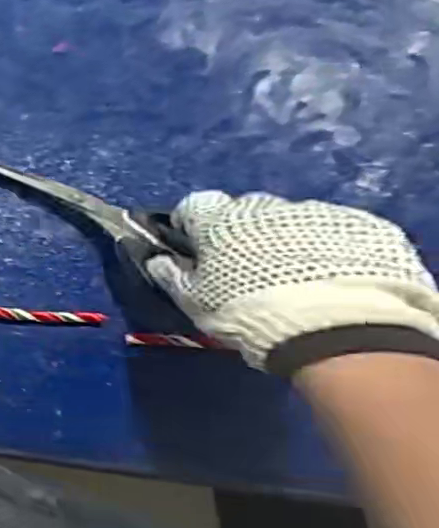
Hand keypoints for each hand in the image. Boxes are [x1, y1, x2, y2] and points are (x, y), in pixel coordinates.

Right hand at [147, 191, 438, 373]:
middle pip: (247, 207)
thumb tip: (158, 260)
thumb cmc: (243, 308)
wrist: (333, 324)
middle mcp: (268, 209)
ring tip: (290, 268)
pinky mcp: (368, 228)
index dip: (191, 222)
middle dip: (241, 227)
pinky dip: (325, 244)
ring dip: (284, 235)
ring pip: (292, 217)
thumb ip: (171, 272)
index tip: (192, 243)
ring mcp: (321, 215)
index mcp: (219, 222)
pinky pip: (336, 229)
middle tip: (242, 259)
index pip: (196, 204)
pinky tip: (327, 271)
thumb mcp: (192, 296)